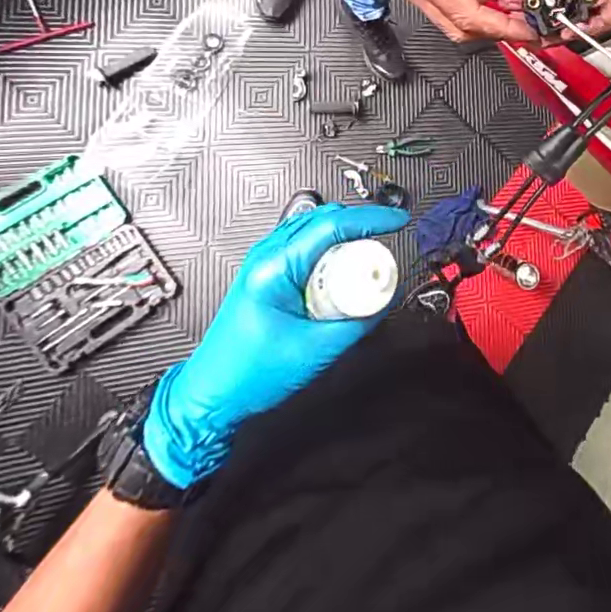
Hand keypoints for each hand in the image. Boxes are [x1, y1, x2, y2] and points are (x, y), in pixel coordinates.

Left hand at [142, 204, 408, 486]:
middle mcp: (266, 255)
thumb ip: (359, 321)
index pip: (331, 225)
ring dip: (346, 241)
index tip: (397, 222)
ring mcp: (265, 261)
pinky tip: (342, 276)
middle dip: (361, 229)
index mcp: (274, 267)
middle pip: (325, 220)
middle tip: (384, 254)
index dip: (371, 218)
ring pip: (316, 230)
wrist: (213, 393)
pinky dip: (331, 254)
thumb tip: (386, 298)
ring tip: (366, 267)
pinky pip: (307, 248)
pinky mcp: (269, 272)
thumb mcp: (316, 349)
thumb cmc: (247, 374)